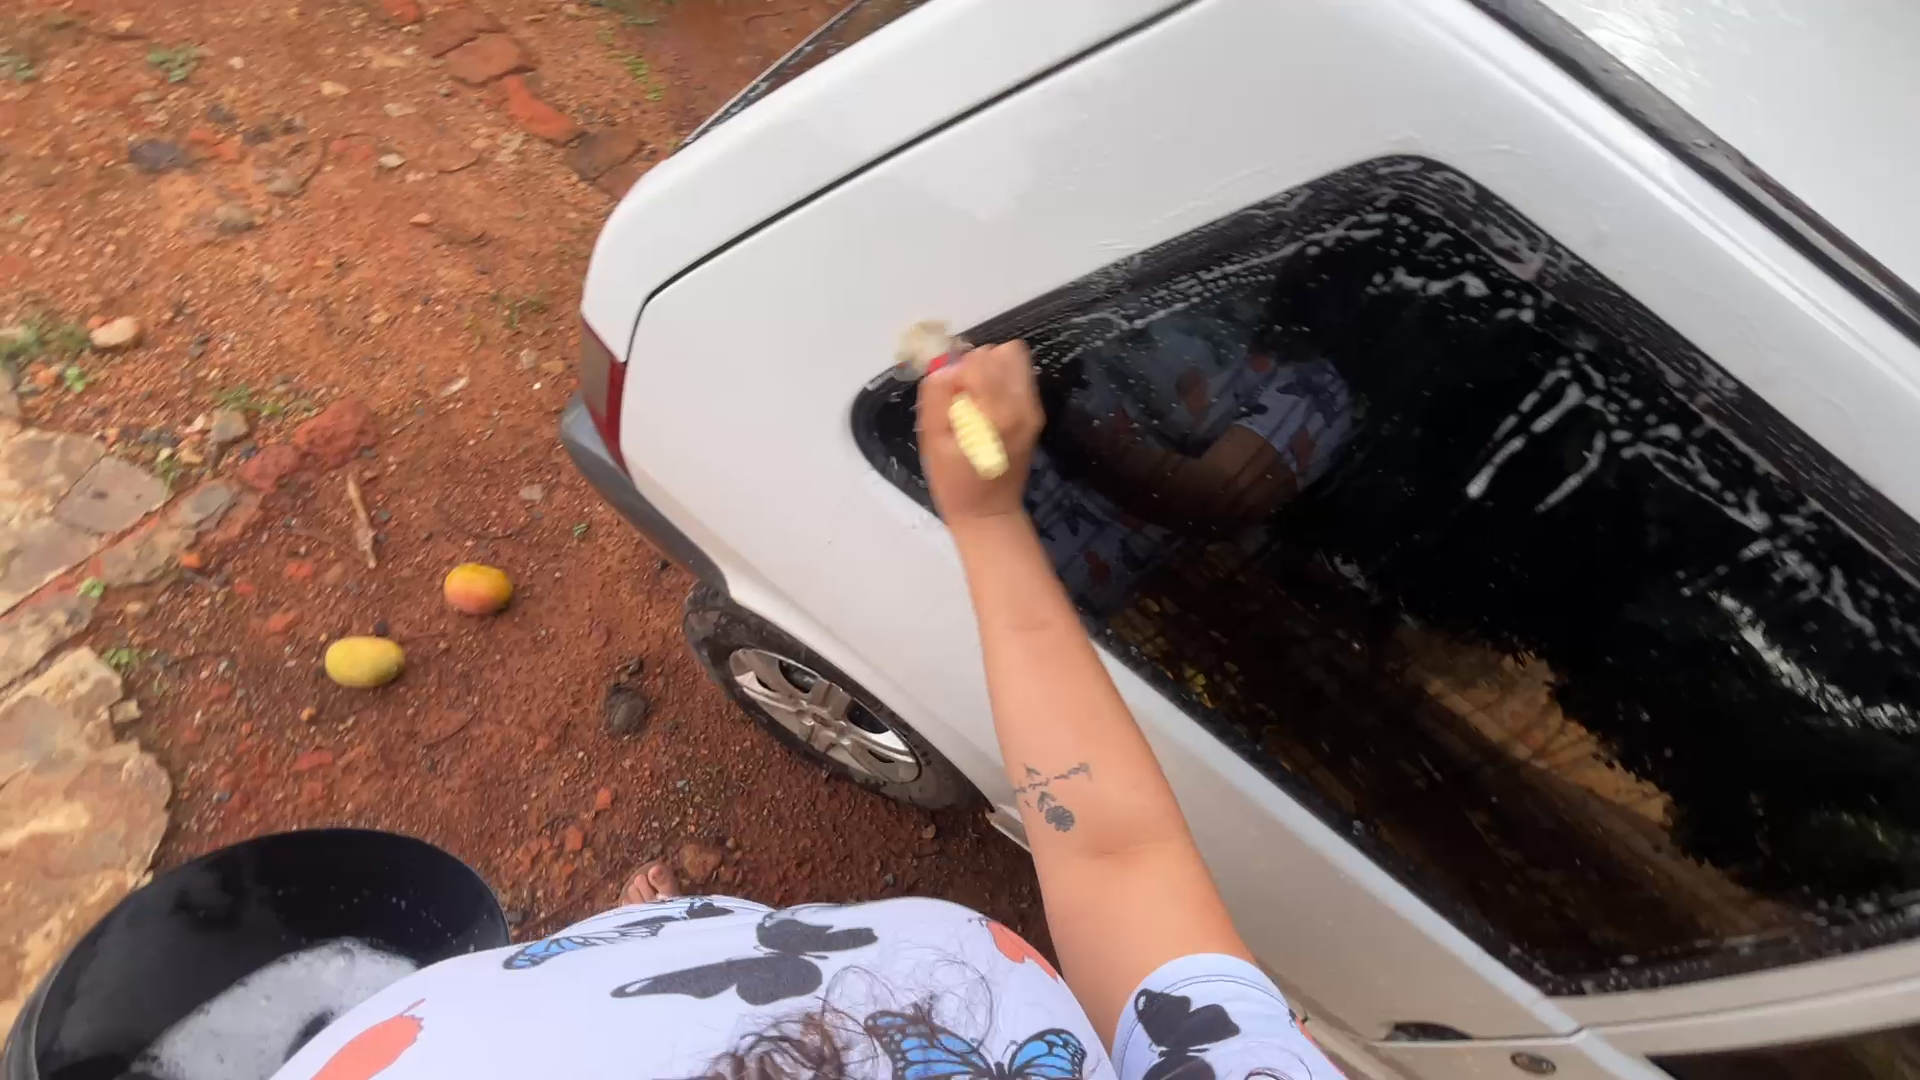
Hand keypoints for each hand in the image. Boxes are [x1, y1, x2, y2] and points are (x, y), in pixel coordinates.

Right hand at [917, 341, 1044, 524]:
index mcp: (998, 413)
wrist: (988, 512)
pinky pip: (1018, 377)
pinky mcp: (1035, 413)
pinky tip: (986, 407)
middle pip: (1003, 352)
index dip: (957, 371)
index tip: (949, 396)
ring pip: (1014, 359)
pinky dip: (1000, 381)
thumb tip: (946, 367)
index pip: (979, 360)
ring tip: (975, 399)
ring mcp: (1033, 409)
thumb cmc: (954, 481)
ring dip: (990, 369)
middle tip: (962, 396)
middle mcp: (1023, 405)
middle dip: (976, 365)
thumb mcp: (932, 439)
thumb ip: (937, 396)